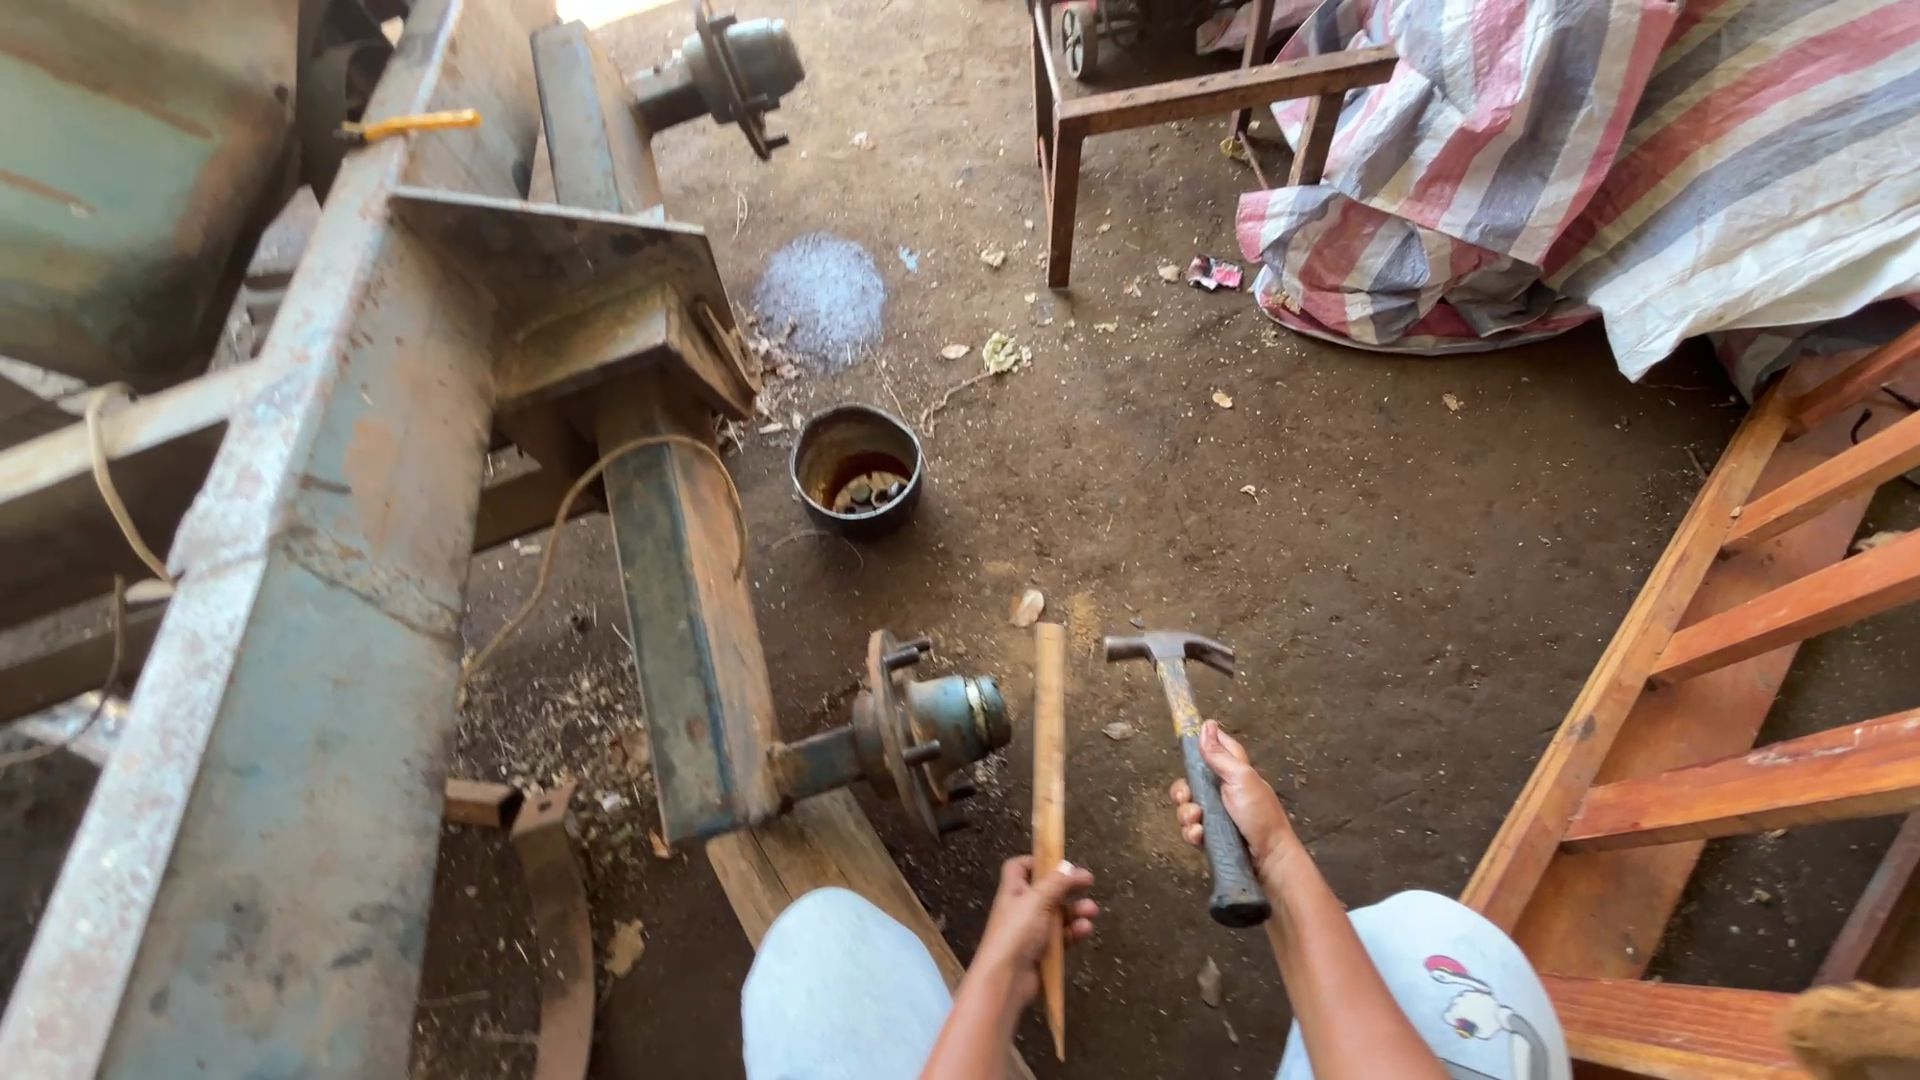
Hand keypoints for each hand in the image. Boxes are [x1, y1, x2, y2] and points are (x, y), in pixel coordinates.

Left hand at [973, 856, 1098, 1007]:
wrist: (1006, 980)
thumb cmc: (1017, 932)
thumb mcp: (1037, 900)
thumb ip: (1055, 882)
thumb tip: (1069, 865)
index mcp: (1013, 890)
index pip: (1019, 867)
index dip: (1036, 861)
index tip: (1058, 862)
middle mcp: (1021, 907)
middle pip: (1045, 890)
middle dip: (1067, 886)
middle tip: (1088, 882)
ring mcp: (1031, 931)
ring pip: (1057, 914)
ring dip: (1075, 910)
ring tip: (1092, 911)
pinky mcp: (1041, 952)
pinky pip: (1060, 937)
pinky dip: (1073, 932)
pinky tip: (1085, 929)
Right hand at [1170, 720, 1298, 878]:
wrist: (1268, 858)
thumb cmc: (1259, 814)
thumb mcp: (1241, 778)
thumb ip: (1219, 754)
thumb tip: (1206, 724)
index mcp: (1233, 770)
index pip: (1216, 746)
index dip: (1201, 743)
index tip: (1186, 741)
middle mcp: (1221, 789)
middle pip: (1190, 780)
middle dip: (1182, 790)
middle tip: (1187, 796)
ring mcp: (1214, 813)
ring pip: (1186, 806)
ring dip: (1186, 813)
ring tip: (1198, 820)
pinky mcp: (1209, 834)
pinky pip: (1190, 828)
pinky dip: (1192, 831)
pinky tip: (1200, 835)